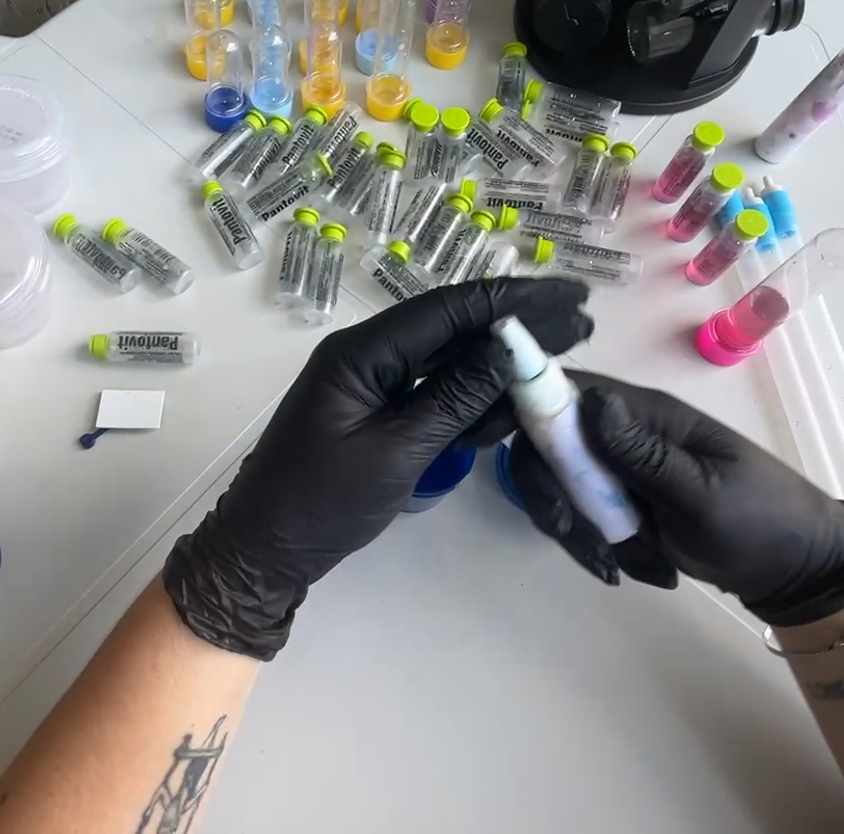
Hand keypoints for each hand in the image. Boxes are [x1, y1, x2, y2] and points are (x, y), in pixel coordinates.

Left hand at [164, 278, 593, 658]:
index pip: (446, 309)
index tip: (567, 294)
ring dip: (495, 367)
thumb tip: (509, 349)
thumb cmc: (322, 505)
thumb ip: (455, 398)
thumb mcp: (397, 453)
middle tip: (578, 326)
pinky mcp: (377, 407)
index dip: (511, 299)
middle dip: (513, 327)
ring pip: (446, 359)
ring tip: (550, 372)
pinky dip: (469, 399)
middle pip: (451, 327)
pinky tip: (505, 407)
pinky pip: (431, 391)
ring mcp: (371, 380)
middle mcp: (367, 353)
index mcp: (361, 352)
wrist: (265, 548)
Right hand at [484, 374, 843, 626]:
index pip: (566, 390)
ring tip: (631, 566)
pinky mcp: (622, 500)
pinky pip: (584, 517)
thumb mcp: (703, 496)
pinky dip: (600, 546)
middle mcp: (622, 432)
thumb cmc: (762, 525)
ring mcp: (620, 467)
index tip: (503, 446)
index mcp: (645, 414)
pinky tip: (643, 566)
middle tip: (575, 535)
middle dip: (551, 494)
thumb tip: (590, 400)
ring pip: (562, 487)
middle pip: (548, 445)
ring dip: (582, 531)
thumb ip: (642, 453)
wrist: (799, 572)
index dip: (526, 406)